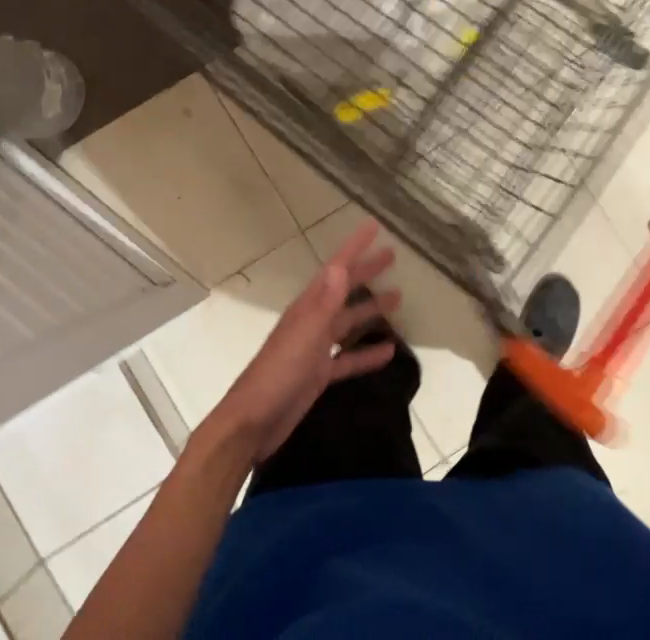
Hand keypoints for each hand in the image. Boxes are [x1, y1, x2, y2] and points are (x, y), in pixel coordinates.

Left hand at [206, 220, 400, 463]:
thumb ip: (324, 304)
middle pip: (343, 290)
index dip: (354, 247)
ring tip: (398, 298)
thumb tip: (339, 266)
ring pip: (347, 322)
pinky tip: (388, 352)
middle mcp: (311, 323)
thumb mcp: (304, 337)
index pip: (335, 270)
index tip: (373, 226)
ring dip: (370, 310)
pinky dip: (366, 354)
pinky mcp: (317, 374)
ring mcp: (314, 349)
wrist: (252, 423)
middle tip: (392, 255)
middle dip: (365, 272)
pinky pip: (348, 359)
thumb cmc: (277, 376)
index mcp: (307, 309)